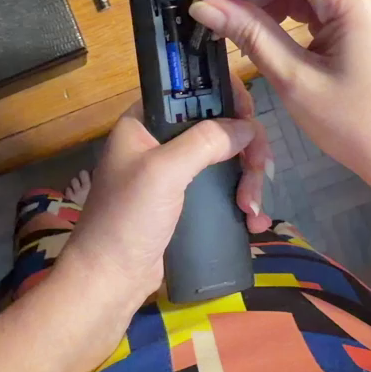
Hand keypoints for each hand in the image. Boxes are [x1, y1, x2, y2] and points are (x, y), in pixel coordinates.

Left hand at [57, 111, 264, 315]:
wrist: (111, 278)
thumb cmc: (128, 218)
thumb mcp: (163, 171)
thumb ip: (205, 141)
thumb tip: (247, 126)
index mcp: (145, 123)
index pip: (191, 92)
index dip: (225, 99)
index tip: (251, 119)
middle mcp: (160, 142)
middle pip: (218, 128)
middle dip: (245, 150)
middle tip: (260, 172)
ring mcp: (174, 174)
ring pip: (226, 161)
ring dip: (248, 181)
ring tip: (252, 210)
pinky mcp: (186, 203)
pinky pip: (223, 190)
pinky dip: (242, 202)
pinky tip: (253, 221)